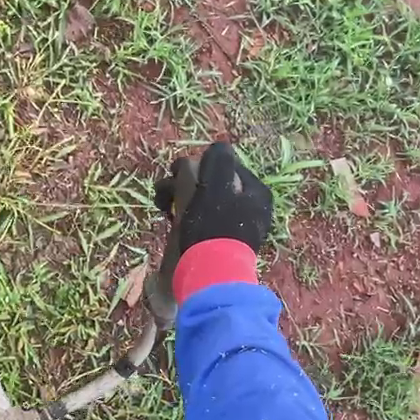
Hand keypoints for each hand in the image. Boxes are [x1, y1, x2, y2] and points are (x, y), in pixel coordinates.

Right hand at [155, 142, 273, 255]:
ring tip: (163, 207)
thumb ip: (218, 160)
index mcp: (256, 192)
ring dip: (180, 197)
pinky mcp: (220, 242)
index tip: (177, 174)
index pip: (226, 164)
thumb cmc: (213, 226)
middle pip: (212, 182)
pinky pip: (201, 218)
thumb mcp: (216, 184)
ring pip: (204, 199)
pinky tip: (172, 221)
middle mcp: (251, 207)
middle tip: (165, 193)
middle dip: (185, 183)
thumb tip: (219, 147)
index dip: (199, 166)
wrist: (211, 273)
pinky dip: (185, 215)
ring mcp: (237, 226)